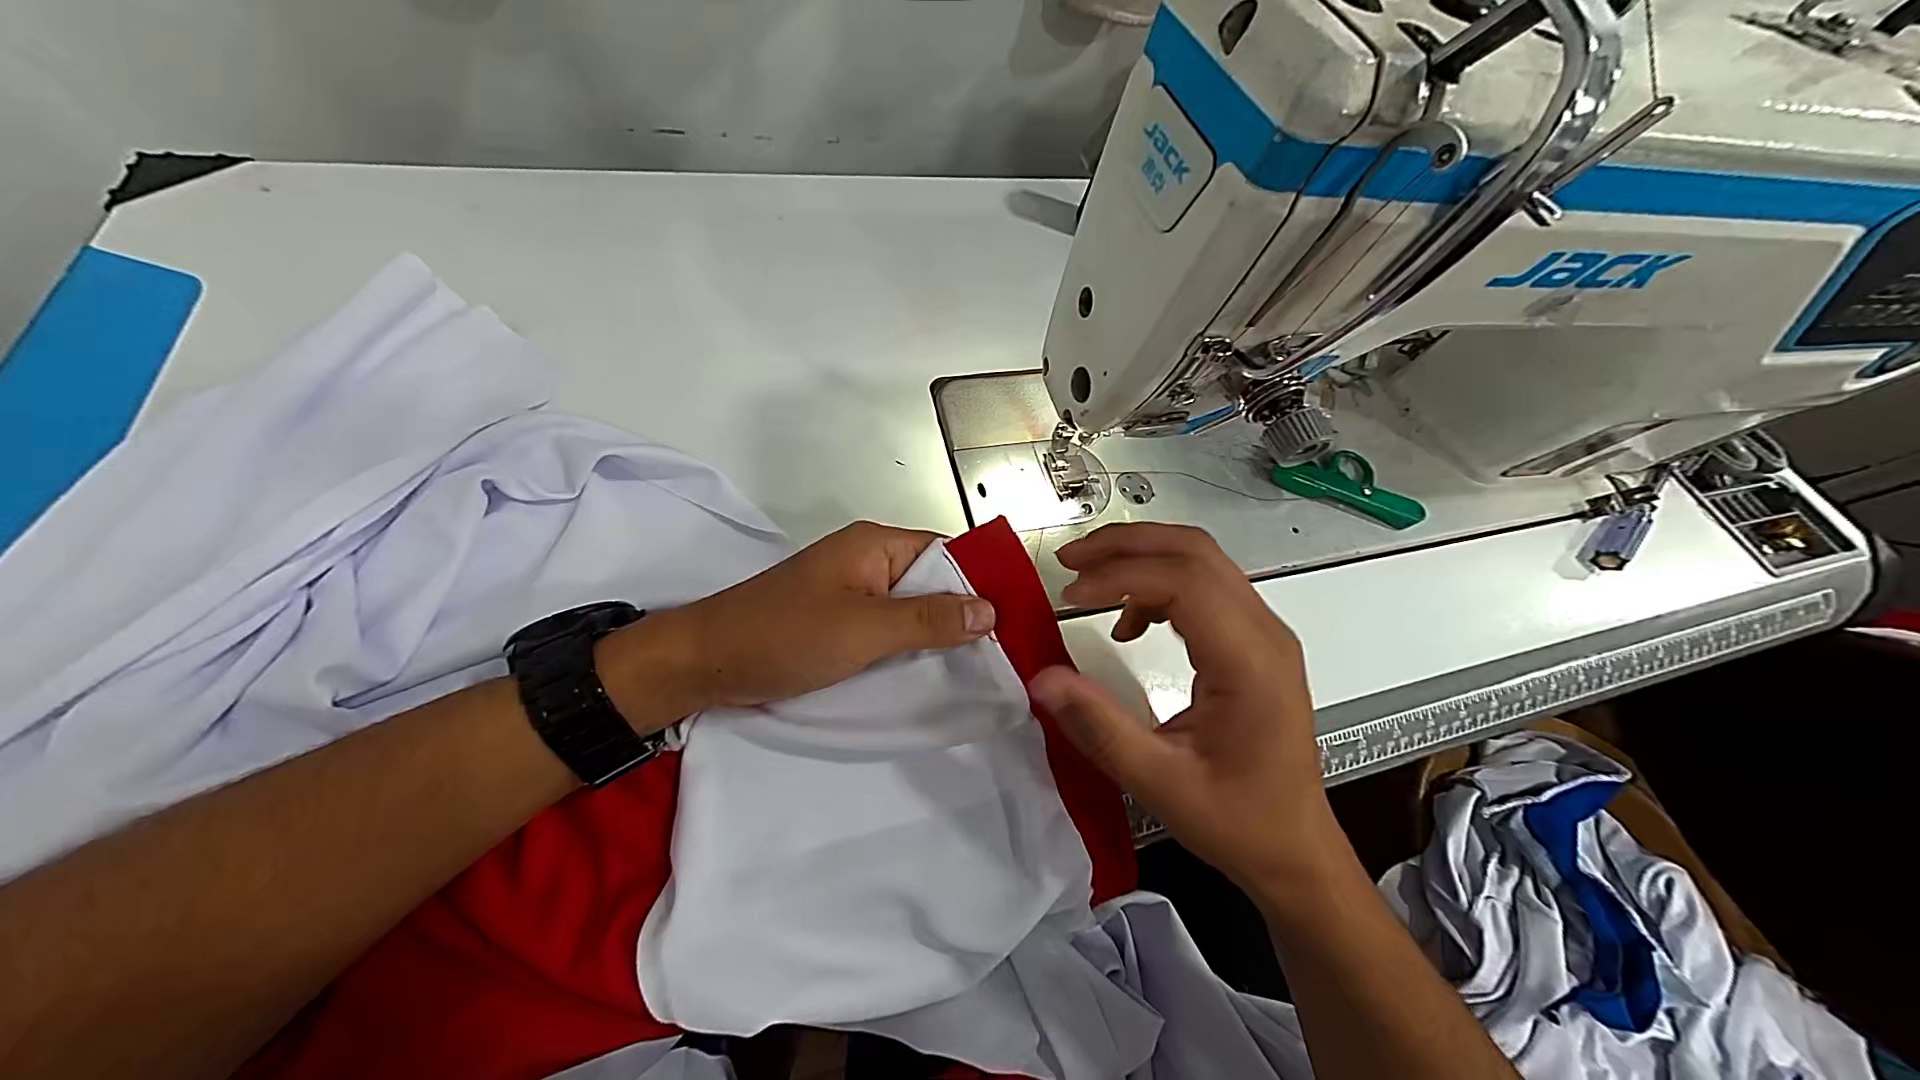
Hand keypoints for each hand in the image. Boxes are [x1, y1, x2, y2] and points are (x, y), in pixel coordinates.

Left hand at [594, 522, 996, 732]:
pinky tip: (932, 673)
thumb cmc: (786, 636)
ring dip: (936, 635)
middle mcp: (867, 561)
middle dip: (962, 614)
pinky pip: (886, 629)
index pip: (946, 552)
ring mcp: (851, 592)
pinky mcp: (838, 621)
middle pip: (931, 582)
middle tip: (1003, 655)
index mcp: (875, 545)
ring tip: (979, 668)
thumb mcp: (866, 628)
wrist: (705, 662)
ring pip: (910, 609)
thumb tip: (989, 609)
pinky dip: (908, 647)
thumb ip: (929, 619)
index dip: (980, 582)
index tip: (1015, 621)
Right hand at [1027, 523, 1341, 890]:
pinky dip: (1156, 586)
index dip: (1121, 575)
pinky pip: (1203, 587)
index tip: (1070, 594)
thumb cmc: (1240, 820)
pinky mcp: (1252, 642)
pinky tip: (1126, 622)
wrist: (1295, 847)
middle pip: (1194, 552)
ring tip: (1087, 579)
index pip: (1185, 581)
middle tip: (1070, 561)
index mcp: (1250, 662)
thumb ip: (1099, 728)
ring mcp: (1262, 633)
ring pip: (1200, 560)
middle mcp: (1264, 633)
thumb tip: (1042, 679)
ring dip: (1140, 557)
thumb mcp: (1161, 783)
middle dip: (1126, 545)